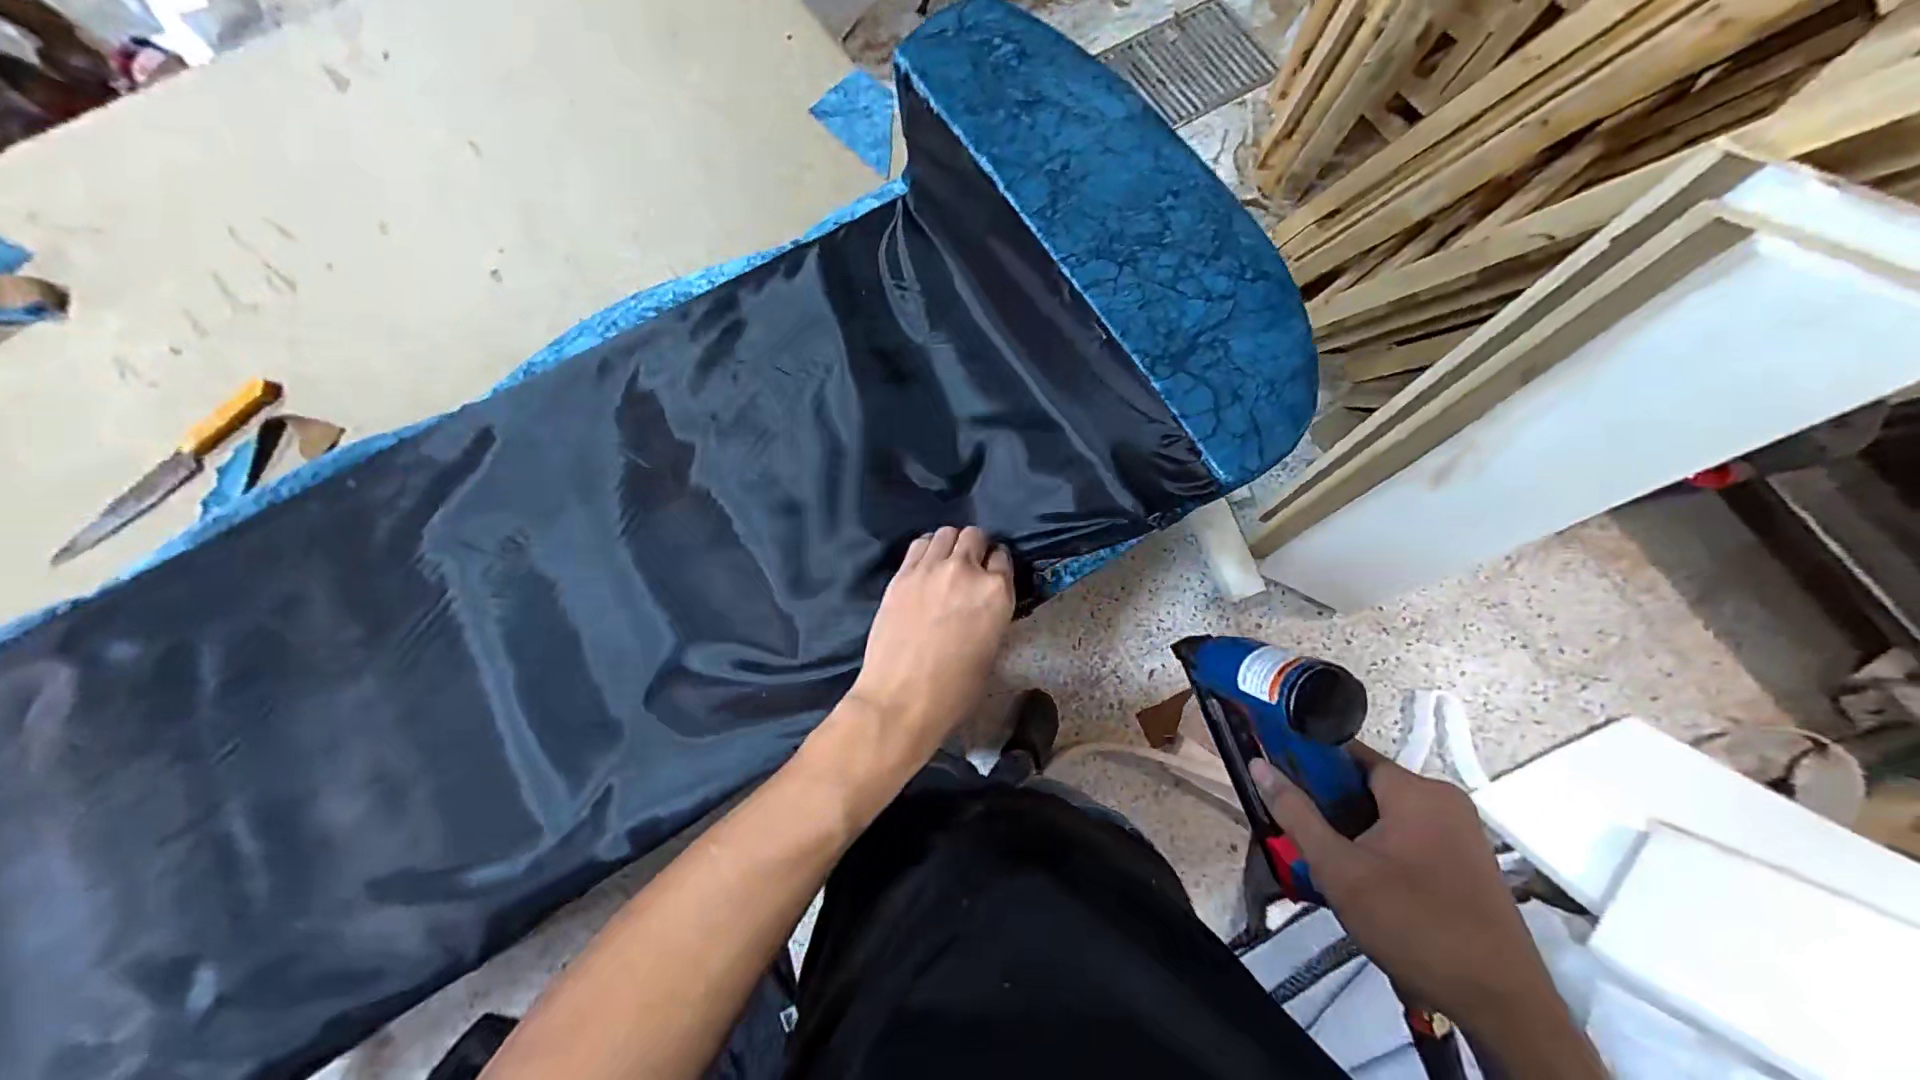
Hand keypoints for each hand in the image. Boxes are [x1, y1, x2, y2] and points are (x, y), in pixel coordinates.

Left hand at [844, 526, 1015, 767]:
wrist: (901, 699)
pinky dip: (926, 549)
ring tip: (946, 561)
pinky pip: (919, 544)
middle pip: (975, 536)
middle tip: (970, 565)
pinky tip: (925, 565)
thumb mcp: (990, 651)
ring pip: (946, 533)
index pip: (1003, 557)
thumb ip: (992, 614)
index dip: (998, 565)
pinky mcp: (902, 575)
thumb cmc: (954, 690)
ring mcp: (930, 569)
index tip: (992, 574)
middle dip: (976, 547)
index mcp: (996, 593)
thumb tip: (984, 603)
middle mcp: (966, 571)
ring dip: (951, 544)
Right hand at [1252, 748, 1604, 1077]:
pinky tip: (1361, 881)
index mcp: (1416, 789)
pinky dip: (1378, 847)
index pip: (1345, 752)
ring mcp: (1460, 830)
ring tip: (1325, 862)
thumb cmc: (1414, 924)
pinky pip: (1408, 835)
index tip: (1274, 782)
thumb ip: (1295, 813)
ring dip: (1350, 831)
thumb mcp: (1339, 870)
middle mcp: (1443, 799)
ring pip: (1384, 813)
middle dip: (1326, 806)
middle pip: (1364, 784)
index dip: (1304, 762)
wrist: (1501, 1004)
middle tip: (1296, 834)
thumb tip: (1258, 765)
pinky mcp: (1467, 860)